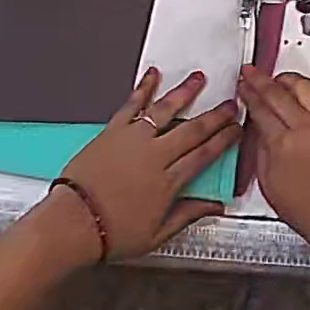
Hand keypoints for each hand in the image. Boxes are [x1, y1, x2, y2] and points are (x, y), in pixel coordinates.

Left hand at [52, 68, 239, 260]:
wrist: (73, 222)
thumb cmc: (112, 232)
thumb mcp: (157, 234)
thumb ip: (187, 214)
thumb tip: (213, 207)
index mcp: (169, 181)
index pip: (205, 154)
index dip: (224, 140)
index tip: (236, 130)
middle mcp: (155, 155)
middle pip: (193, 129)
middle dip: (215, 116)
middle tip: (229, 104)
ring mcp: (134, 139)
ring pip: (166, 110)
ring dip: (185, 92)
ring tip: (199, 79)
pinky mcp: (113, 131)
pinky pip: (132, 104)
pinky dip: (143, 88)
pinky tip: (153, 75)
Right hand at [237, 66, 309, 245]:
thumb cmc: (307, 208)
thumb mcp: (268, 182)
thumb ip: (260, 149)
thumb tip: (257, 128)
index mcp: (283, 143)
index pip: (260, 108)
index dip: (248, 94)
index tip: (243, 87)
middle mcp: (306, 129)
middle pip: (279, 92)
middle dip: (261, 80)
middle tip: (252, 73)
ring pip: (306, 87)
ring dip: (289, 79)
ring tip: (279, 79)